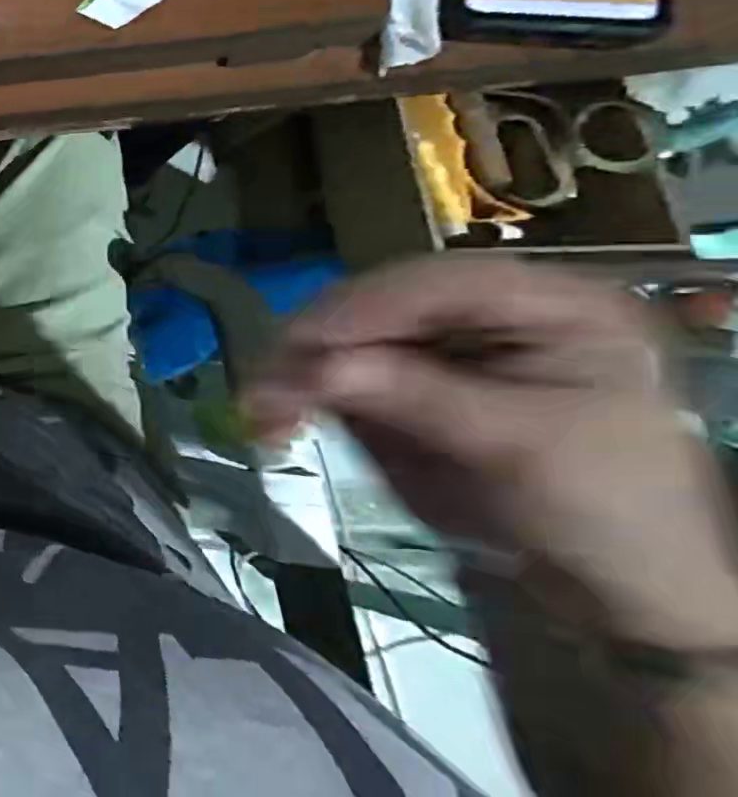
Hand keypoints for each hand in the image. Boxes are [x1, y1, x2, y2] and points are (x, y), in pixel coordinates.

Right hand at [247, 256, 737, 647]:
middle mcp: (480, 309)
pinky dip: (290, 391)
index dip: (366, 307)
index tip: (306, 343)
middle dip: (314, 343)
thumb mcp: (516, 447)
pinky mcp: (387, 373)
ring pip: (333, 333)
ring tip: (264, 413)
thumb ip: (417, 398)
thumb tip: (317, 368)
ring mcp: (428, 341)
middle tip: (269, 384)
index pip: (439, 284)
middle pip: (372, 303)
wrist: (594, 574)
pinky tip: (272, 419)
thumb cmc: (596, 507)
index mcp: (549, 306)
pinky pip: (321, 368)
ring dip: (290, 370)